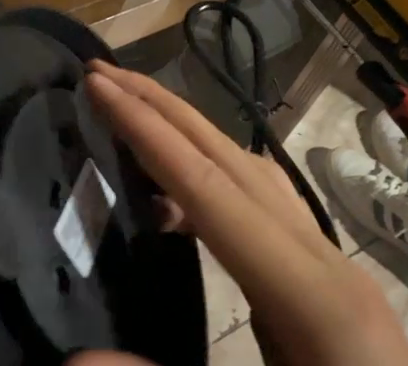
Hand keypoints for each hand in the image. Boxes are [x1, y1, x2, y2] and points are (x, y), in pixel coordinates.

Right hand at [71, 63, 407, 365]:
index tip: (95, 82)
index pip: (209, 188)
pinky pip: (264, 206)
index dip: (146, 131)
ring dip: (188, 135)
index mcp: (313, 296)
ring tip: (132, 115)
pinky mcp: (330, 290)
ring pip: (253, 175)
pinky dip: (213, 177)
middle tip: (101, 71)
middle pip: (232, 160)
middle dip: (163, 107)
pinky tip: (181, 202)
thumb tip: (74, 358)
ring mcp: (333, 272)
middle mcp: (326, 262)